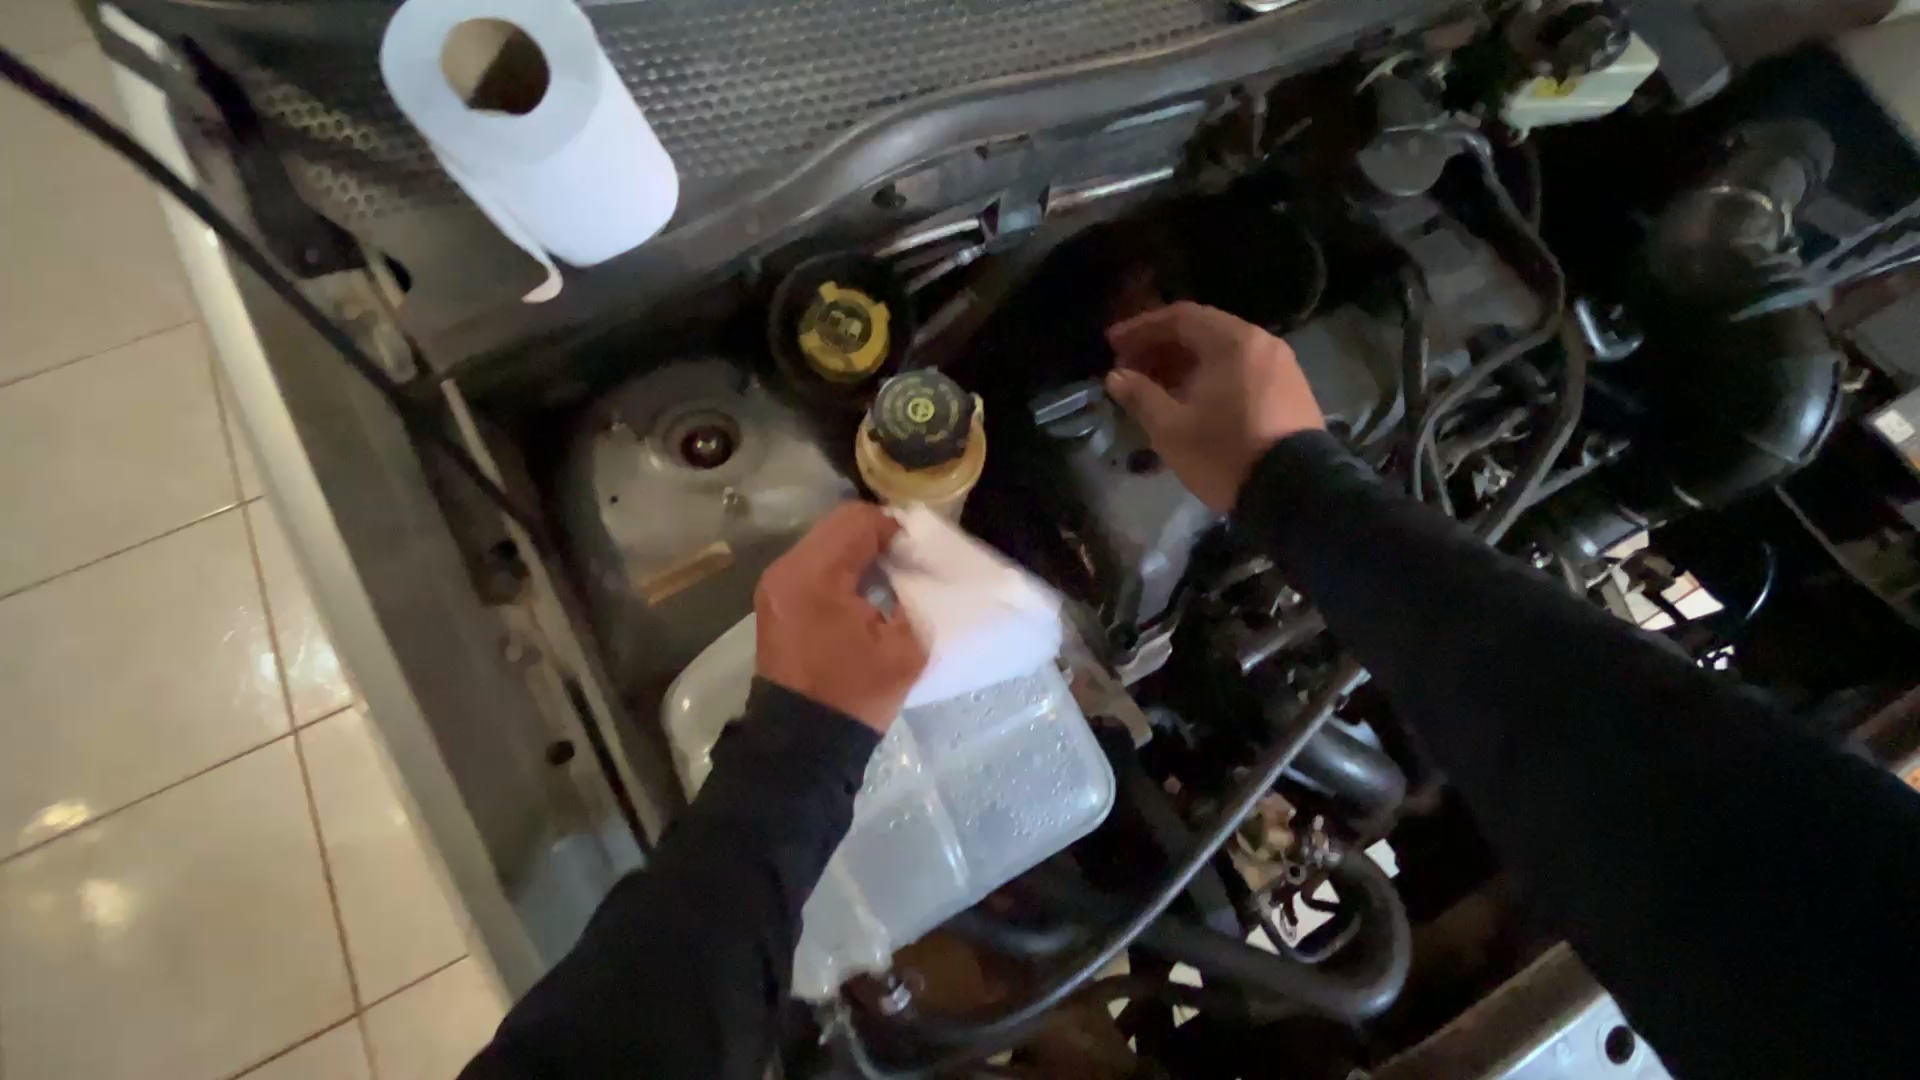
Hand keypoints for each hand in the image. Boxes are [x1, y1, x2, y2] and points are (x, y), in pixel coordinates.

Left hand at [756, 502, 929, 732]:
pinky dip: (841, 565)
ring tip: (889, 574)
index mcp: (814, 577)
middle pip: (838, 525)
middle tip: (908, 560)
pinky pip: (813, 562)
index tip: (918, 552)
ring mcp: (775, 584)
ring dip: (859, 549)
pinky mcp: (775, 598)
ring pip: (825, 540)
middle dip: (877, 535)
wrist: (803, 743)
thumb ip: (916, 596)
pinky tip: (864, 589)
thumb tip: (918, 569)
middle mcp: (786, 570)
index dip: (895, 527)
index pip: (859, 521)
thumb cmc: (856, 695)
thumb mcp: (906, 647)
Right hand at [1105, 302, 1325, 511]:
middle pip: (1202, 331)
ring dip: (1184, 363)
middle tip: (1130, 367)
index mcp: (1231, 341)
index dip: (1141, 328)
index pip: (1179, 317)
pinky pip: (1241, 370)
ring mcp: (1281, 365)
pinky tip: (1191, 400)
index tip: (1112, 343)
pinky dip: (1210, 375)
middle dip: (1161, 346)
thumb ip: (1140, 396)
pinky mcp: (1290, 390)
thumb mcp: (1170, 428)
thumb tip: (1116, 376)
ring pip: (1222, 352)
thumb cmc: (1224, 452)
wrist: (1293, 490)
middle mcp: (1260, 342)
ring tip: (1155, 387)